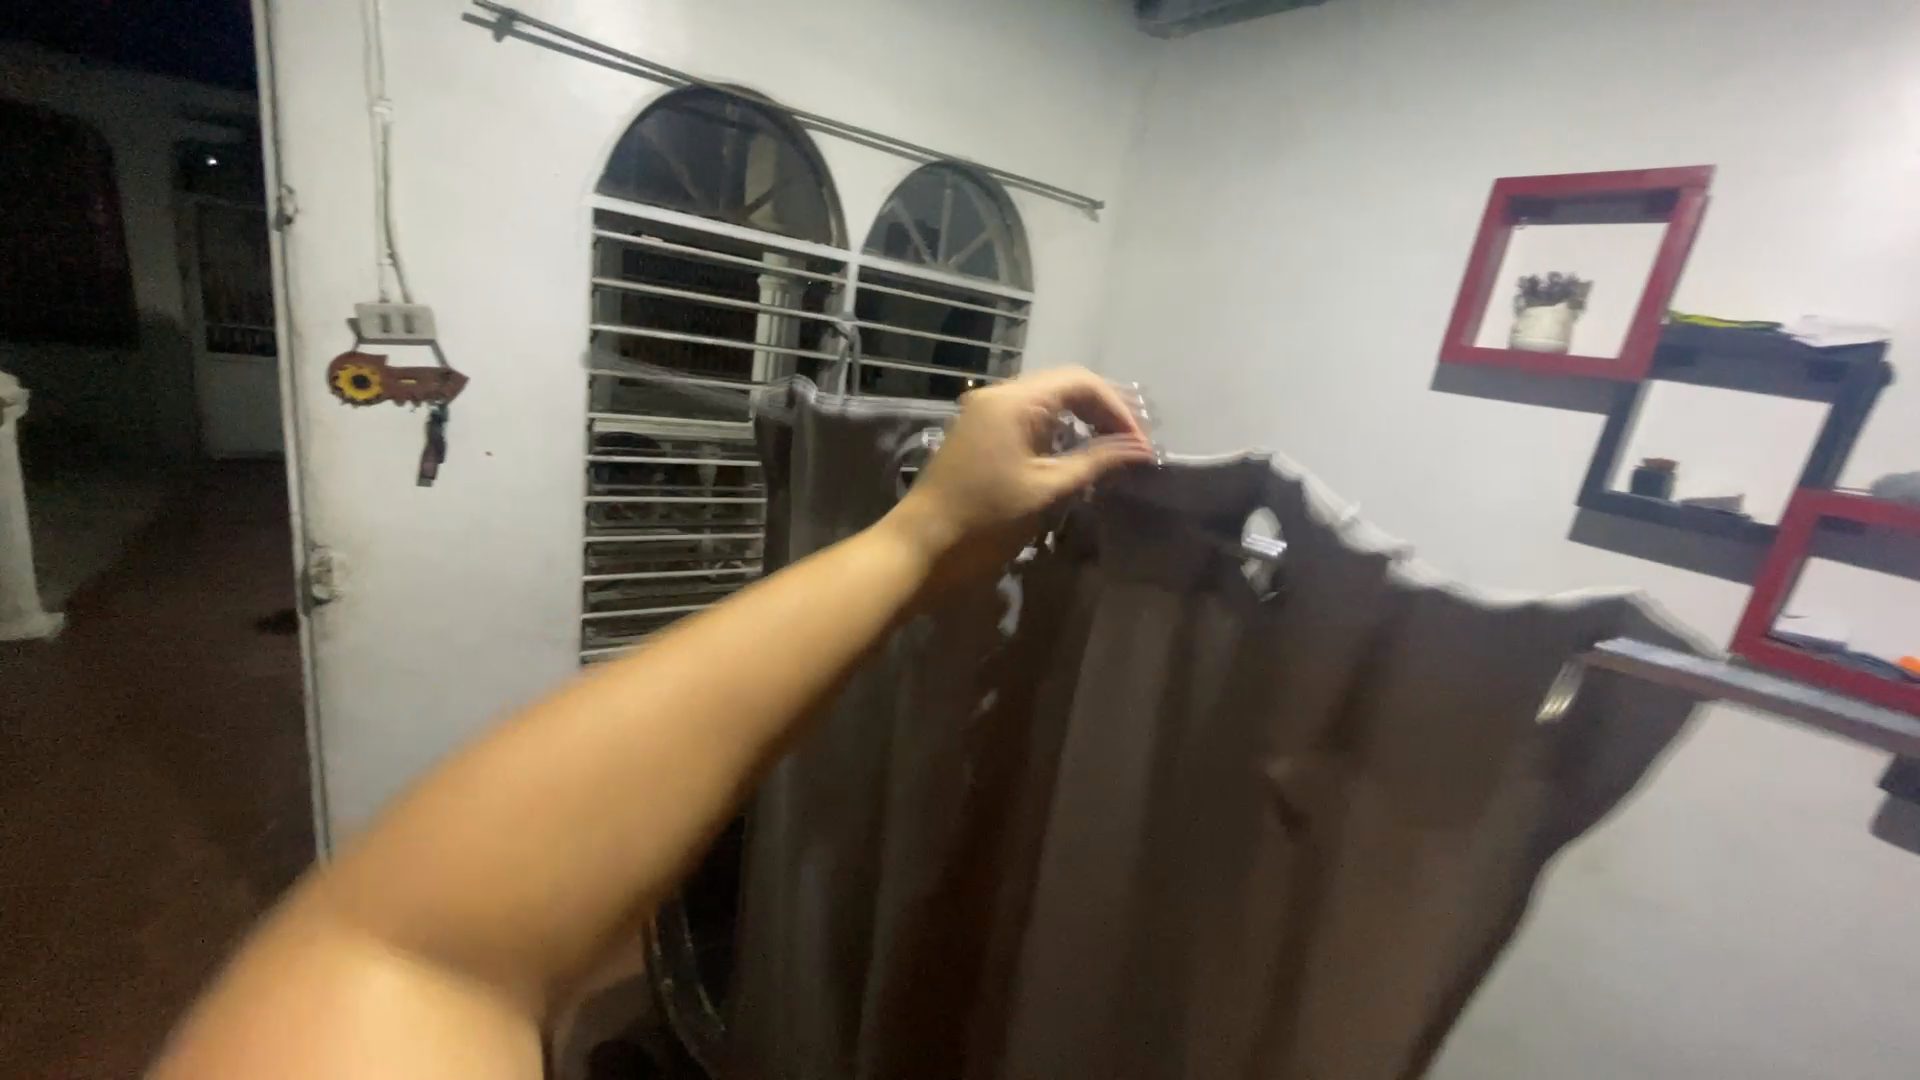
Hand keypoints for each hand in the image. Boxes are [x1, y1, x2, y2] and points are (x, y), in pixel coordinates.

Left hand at [881, 366, 1155, 586]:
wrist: (921, 546)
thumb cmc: (985, 519)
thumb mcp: (1047, 490)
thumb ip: (1096, 462)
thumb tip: (1139, 449)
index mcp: (1014, 400)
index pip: (1080, 382)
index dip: (1117, 408)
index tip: (1141, 444)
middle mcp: (998, 395)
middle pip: (1063, 386)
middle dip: (1102, 412)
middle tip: (1133, 444)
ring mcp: (984, 413)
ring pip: (1045, 403)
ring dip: (1080, 421)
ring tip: (1111, 449)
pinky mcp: (979, 434)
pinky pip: (1026, 420)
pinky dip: (1055, 432)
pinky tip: (1075, 455)